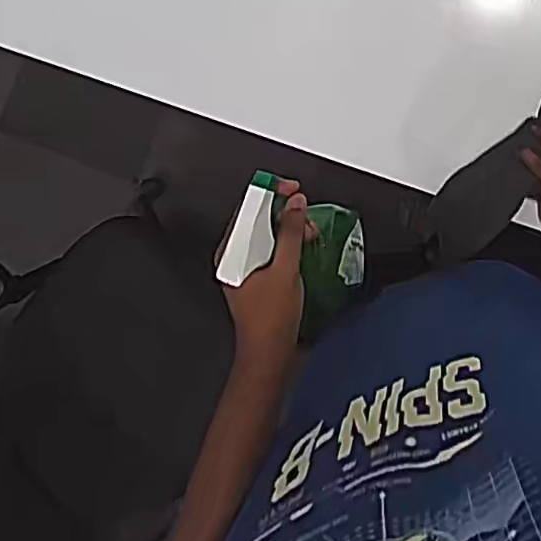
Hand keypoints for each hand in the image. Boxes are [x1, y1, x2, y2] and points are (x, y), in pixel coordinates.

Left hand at [221, 178, 316, 364]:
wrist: (269, 353)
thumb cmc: (271, 318)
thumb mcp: (285, 269)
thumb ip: (291, 233)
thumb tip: (295, 204)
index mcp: (231, 253)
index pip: (248, 210)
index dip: (271, 193)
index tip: (292, 187)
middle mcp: (234, 256)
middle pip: (258, 218)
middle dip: (286, 212)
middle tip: (306, 214)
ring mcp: (245, 265)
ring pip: (267, 231)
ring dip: (291, 227)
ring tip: (308, 234)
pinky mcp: (258, 273)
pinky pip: (272, 246)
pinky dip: (289, 240)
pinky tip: (304, 245)